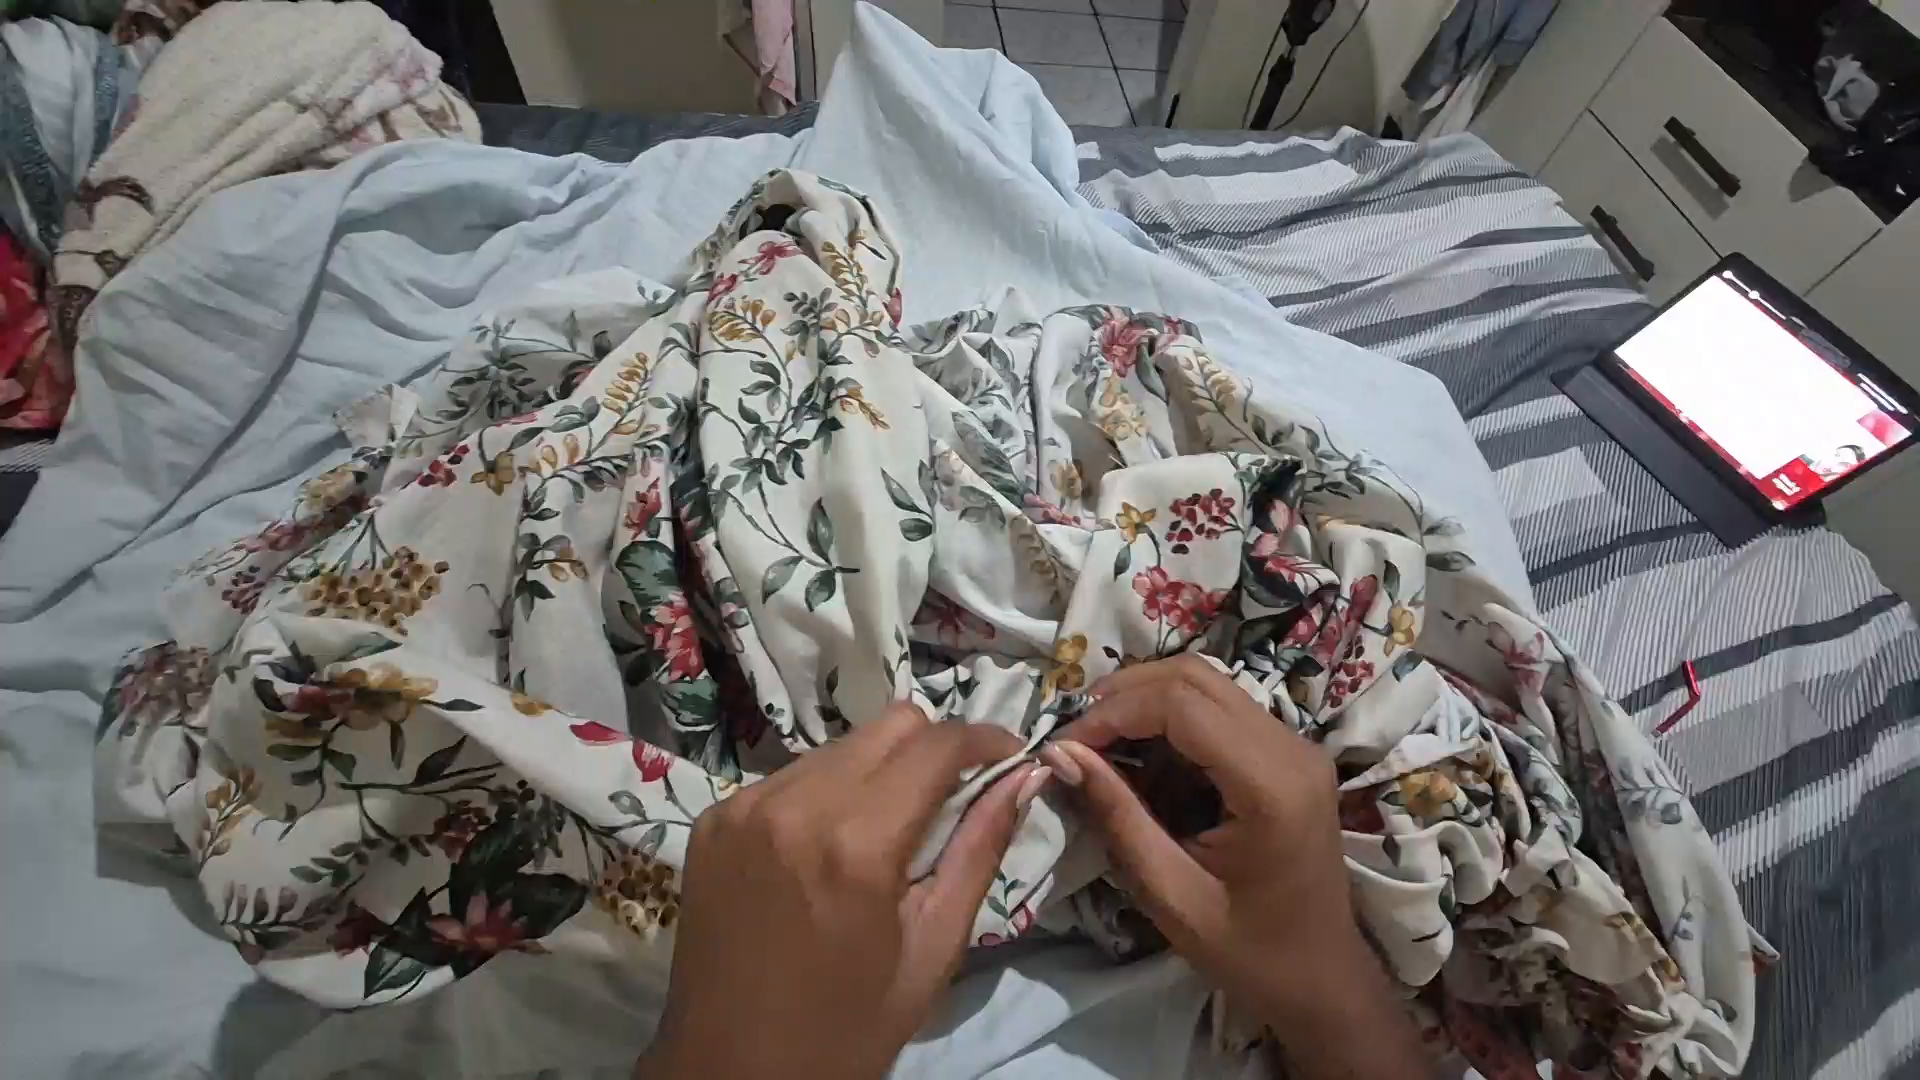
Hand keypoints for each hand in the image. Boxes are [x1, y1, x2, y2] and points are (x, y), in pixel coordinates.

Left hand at [637, 704, 1045, 1079]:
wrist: (731, 1074)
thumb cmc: (848, 1025)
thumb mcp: (934, 946)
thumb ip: (981, 848)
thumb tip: (1023, 777)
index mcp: (858, 842)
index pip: (937, 744)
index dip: (985, 740)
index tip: (1009, 756)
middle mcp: (797, 803)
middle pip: (892, 723)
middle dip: (934, 748)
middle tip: (948, 796)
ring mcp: (746, 804)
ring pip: (842, 743)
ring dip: (879, 769)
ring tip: (884, 827)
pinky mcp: (715, 816)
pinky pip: (794, 772)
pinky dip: (826, 791)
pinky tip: (826, 844)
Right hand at [1042, 656, 1432, 1078]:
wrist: (1323, 982)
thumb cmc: (1249, 952)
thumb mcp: (1169, 894)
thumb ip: (1117, 815)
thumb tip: (1060, 753)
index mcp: (1271, 786)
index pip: (1181, 703)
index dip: (1114, 711)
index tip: (1066, 744)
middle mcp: (1291, 747)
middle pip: (1192, 677)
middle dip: (1123, 695)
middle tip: (1077, 736)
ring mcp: (1293, 744)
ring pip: (1203, 681)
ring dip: (1142, 700)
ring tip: (1100, 741)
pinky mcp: (1285, 750)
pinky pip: (1216, 705)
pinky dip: (1167, 716)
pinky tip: (1140, 754)